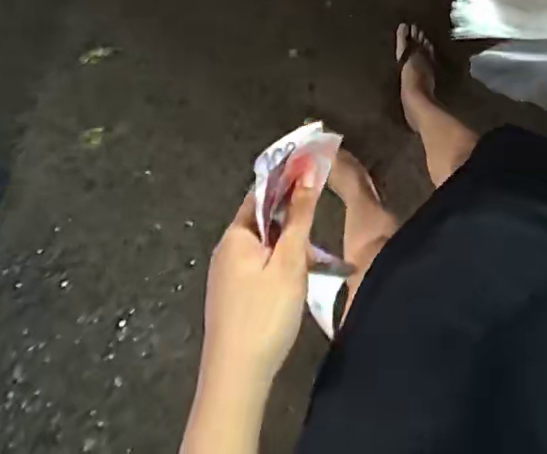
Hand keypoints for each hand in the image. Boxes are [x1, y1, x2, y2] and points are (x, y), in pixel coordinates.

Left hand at [199, 159, 322, 390]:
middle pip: (263, 217)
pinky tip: (297, 277)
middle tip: (320, 214)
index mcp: (236, 234)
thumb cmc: (264, 314)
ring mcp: (226, 274)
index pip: (263, 191)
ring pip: (263, 244)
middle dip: (292, 214)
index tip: (314, 167)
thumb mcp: (289, 261)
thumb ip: (300, 216)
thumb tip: (308, 172)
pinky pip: (258, 264)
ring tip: (316, 254)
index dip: (288, 178)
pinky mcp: (231, 296)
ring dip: (288, 242)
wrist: (236, 379)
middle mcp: (226, 248)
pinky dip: (279, 261)